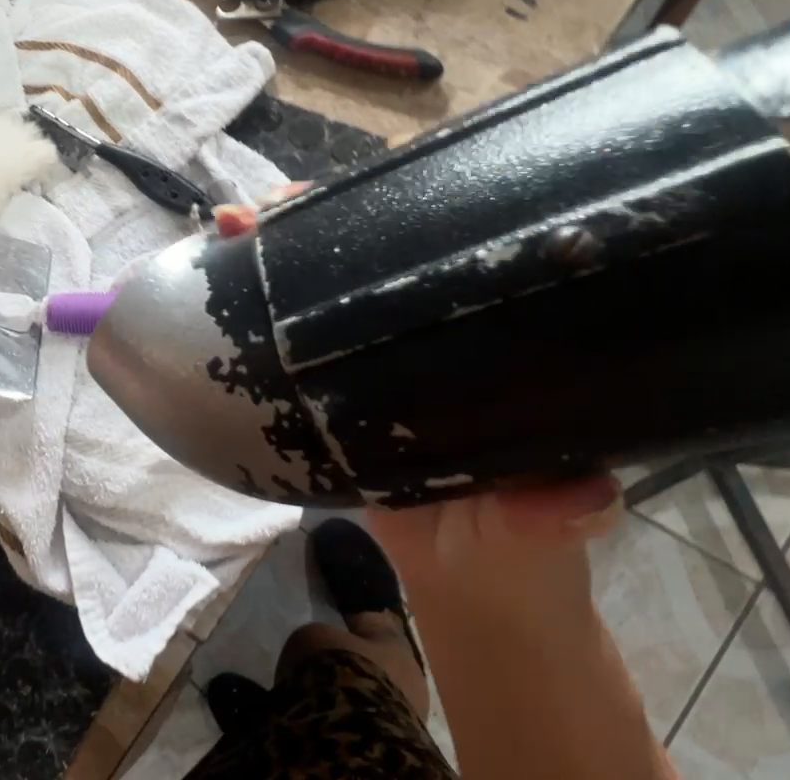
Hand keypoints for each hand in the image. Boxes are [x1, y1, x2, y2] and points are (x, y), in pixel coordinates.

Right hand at [212, 182, 622, 616]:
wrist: (468, 592)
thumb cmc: (522, 549)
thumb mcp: (542, 529)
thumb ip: (552, 516)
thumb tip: (580, 497)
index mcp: (469, 343)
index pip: (425, 254)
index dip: (381, 211)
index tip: (339, 196)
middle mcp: (410, 339)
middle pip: (351, 258)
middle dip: (301, 222)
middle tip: (257, 215)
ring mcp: (358, 370)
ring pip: (306, 296)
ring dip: (260, 257)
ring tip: (224, 231)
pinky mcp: (321, 403)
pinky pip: (281, 352)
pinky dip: (246, 319)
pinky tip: (209, 300)